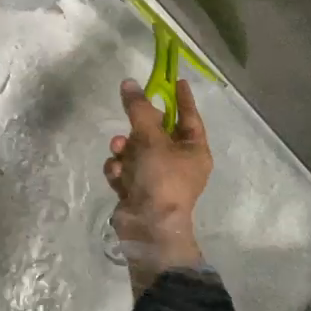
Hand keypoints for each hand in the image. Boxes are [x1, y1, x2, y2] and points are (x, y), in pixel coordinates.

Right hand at [104, 78, 212, 291]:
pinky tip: (117, 172)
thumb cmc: (161, 179)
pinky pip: (126, 169)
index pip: (189, 117)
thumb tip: (129, 82)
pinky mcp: (137, 191)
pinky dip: (120, 168)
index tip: (176, 80)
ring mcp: (157, 179)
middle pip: (157, 132)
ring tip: (118, 149)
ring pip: (137, 149)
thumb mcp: (151, 138)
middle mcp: (179, 164)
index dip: (182, 99)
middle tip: (129, 111)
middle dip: (139, 125)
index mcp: (194, 151)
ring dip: (125, 147)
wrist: (148, 229)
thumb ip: (139, 108)